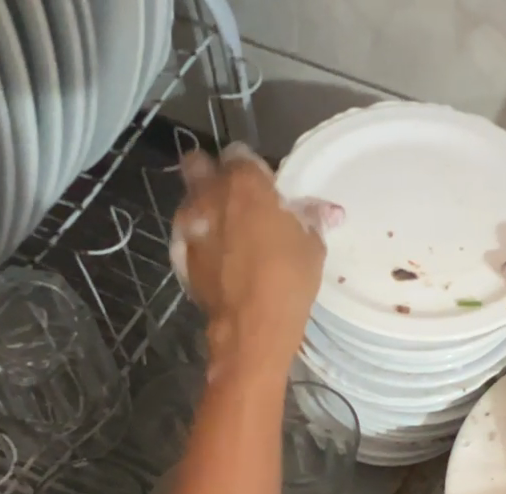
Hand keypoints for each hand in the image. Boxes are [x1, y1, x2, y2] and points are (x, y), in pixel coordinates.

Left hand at [171, 144, 330, 370]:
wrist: (251, 326)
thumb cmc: (288, 279)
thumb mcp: (312, 247)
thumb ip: (311, 218)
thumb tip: (325, 209)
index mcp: (244, 182)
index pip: (241, 154)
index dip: (252, 169)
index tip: (264, 188)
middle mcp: (209, 194)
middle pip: (198, 164)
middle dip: (211, 173)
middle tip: (234, 198)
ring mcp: (189, 225)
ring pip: (189, 200)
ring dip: (204, 209)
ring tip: (226, 234)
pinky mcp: (180, 255)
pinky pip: (188, 237)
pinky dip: (200, 242)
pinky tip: (218, 262)